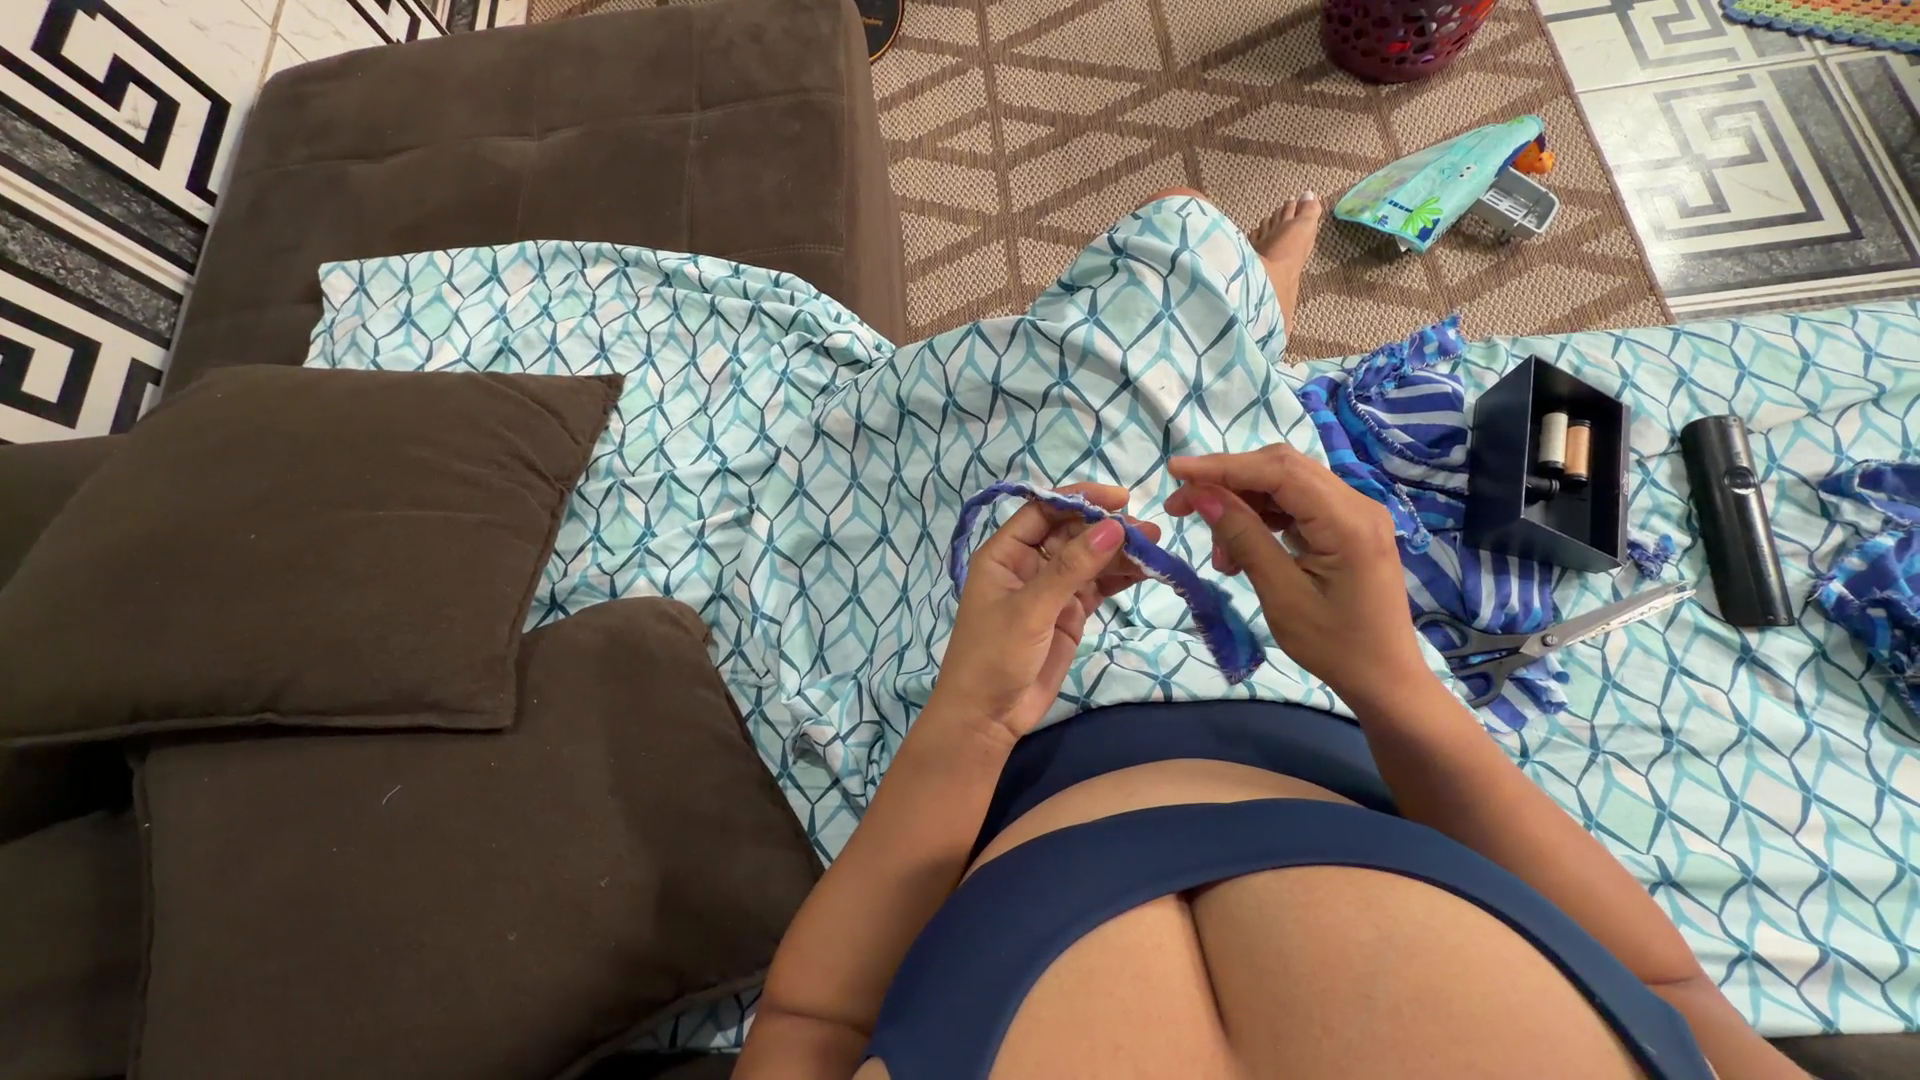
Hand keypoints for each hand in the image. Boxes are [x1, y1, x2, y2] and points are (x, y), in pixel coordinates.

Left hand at [932, 483, 1160, 743]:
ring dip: (1120, 553)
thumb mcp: (1031, 609)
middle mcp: (1028, 564)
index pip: (1044, 510)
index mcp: (1005, 553)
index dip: (1080, 499)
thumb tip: (1113, 527)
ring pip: (1089, 559)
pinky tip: (1146, 571)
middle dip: (1108, 528)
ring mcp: (1050, 588)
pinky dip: (1120, 578)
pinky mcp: (1068, 613)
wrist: (988, 715)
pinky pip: (1097, 585)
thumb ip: (1071, 568)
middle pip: (1072, 532)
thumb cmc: (994, 655)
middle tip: (1149, 531)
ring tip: (1156, 549)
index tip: (1120, 498)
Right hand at [1166, 445, 1427, 707]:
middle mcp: (1357, 504)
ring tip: (1218, 551)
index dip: (1223, 466)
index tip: (1176, 471)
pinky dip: (1261, 516)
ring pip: (1286, 484)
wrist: (1384, 677)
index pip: (1278, 471)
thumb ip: (1243, 538)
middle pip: (1282, 468)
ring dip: (1243, 503)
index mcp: (1347, 522)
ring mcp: (1355, 513)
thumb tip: (1201, 495)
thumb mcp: (1281, 595)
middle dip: (1228, 480)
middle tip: (1182, 507)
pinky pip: (1296, 504)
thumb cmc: (1334, 645)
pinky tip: (1240, 547)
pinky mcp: (1347, 526)